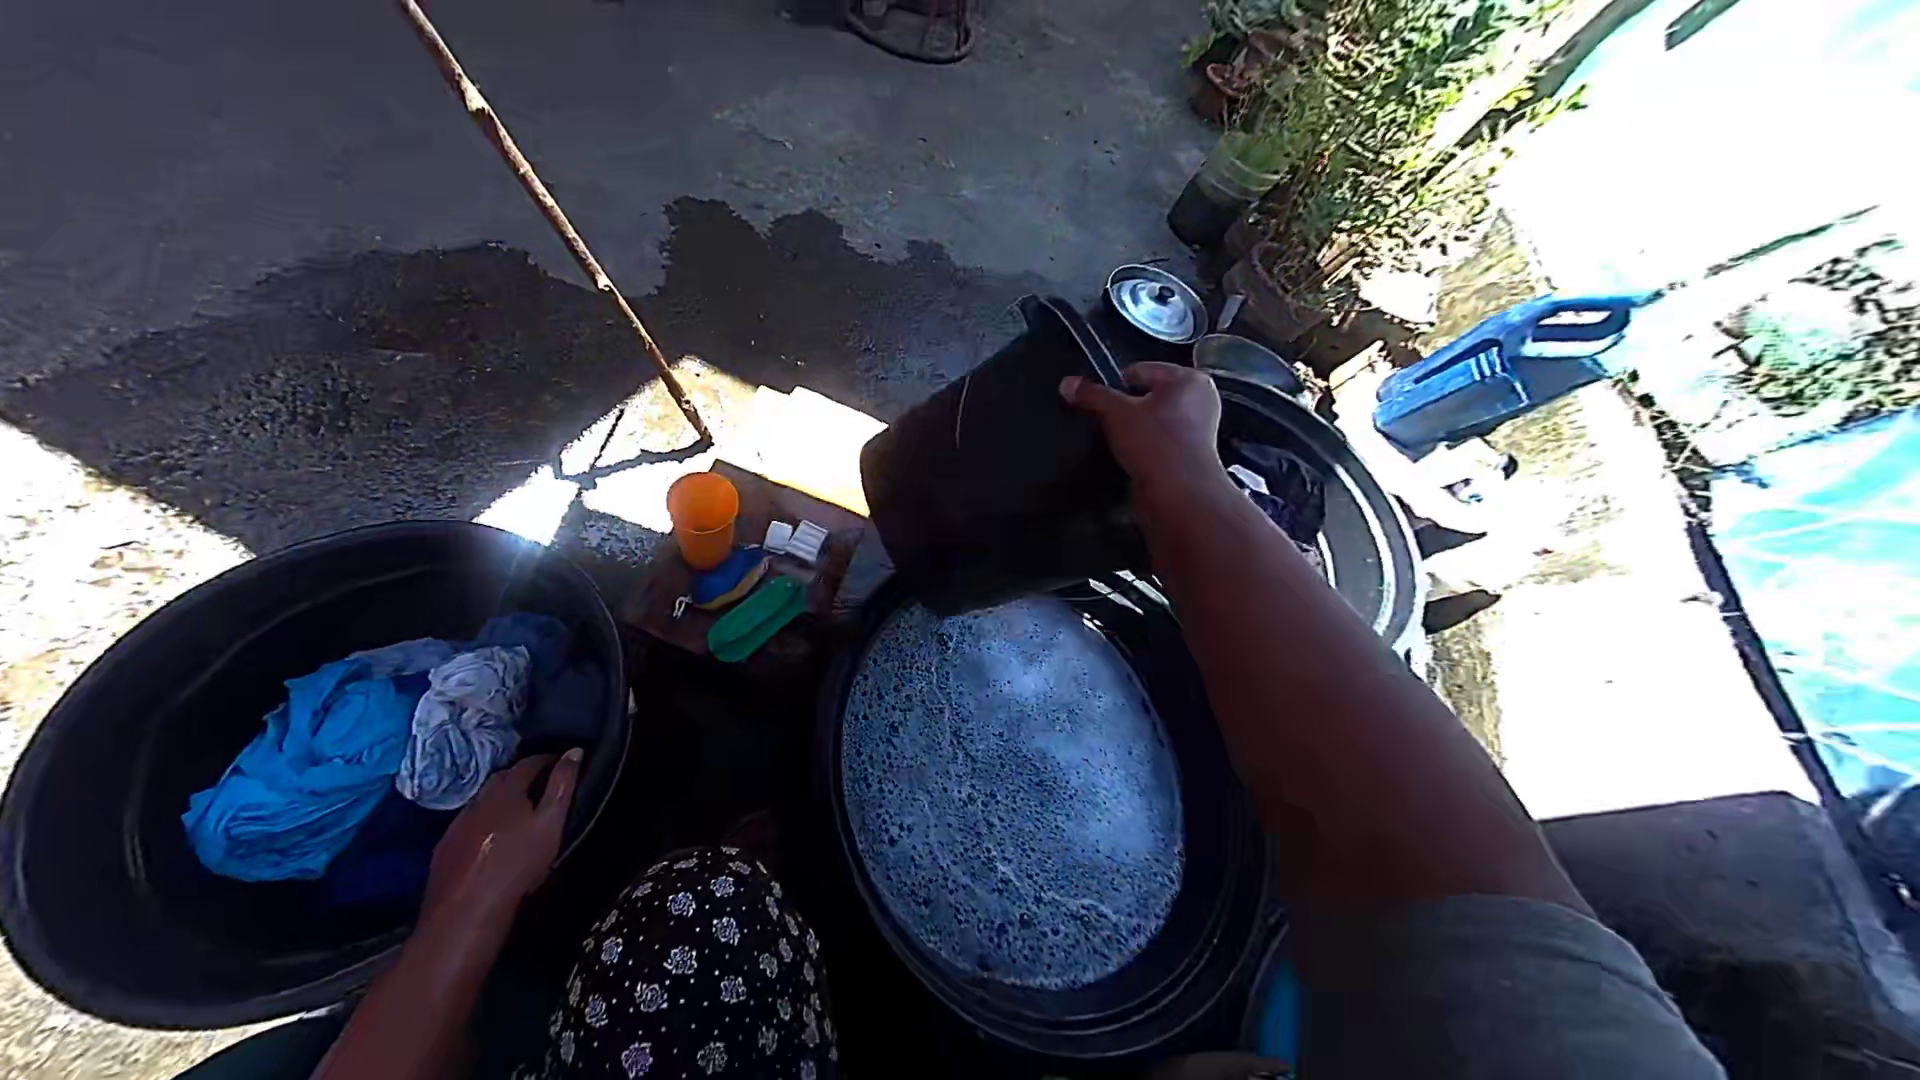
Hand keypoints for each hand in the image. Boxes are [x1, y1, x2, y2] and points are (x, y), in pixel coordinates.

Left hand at [422, 750, 580, 919]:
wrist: (466, 913)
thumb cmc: (519, 863)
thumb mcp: (551, 822)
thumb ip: (563, 784)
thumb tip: (574, 751)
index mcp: (504, 792)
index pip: (527, 763)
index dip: (547, 760)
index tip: (562, 763)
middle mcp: (476, 802)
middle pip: (501, 778)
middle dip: (522, 775)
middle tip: (543, 785)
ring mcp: (456, 826)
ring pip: (481, 801)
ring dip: (500, 798)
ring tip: (518, 810)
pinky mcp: (443, 849)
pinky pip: (467, 823)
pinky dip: (483, 819)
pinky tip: (491, 837)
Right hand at [1060, 362, 1232, 504]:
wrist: (1179, 495)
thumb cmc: (1160, 448)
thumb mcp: (1115, 413)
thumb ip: (1091, 395)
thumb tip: (1070, 384)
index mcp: (1189, 379)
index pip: (1140, 370)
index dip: (1115, 385)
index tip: (1101, 399)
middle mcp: (1198, 401)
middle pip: (1147, 396)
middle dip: (1127, 410)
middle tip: (1116, 424)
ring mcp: (1196, 430)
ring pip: (1151, 421)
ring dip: (1135, 431)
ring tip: (1128, 443)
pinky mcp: (1187, 454)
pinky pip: (1156, 443)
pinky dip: (1144, 449)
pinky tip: (1136, 457)